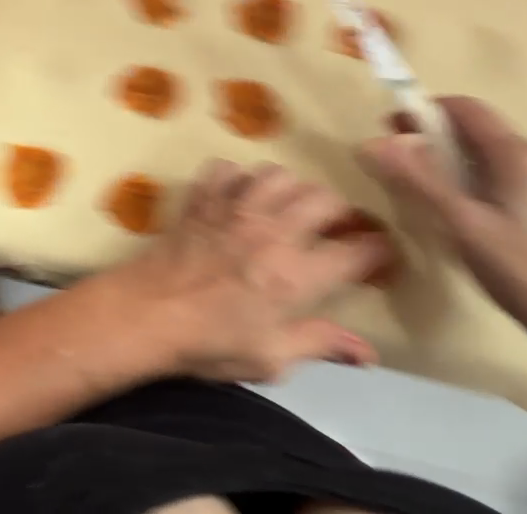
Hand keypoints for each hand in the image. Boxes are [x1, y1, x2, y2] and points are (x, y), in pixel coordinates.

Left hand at [98, 159, 394, 383]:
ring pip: (279, 174)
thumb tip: (367, 353)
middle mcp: (272, 230)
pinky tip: (239, 198)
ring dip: (292, 190)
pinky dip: (239, 178)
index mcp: (296, 274)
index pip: (357, 251)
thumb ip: (320, 344)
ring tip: (290, 210)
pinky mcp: (202, 198)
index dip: (378, 252)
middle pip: (324, 198)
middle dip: (340, 213)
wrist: (146, 313)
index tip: (381, 258)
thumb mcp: (271, 358)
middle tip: (336, 231)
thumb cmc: (209, 343)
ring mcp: (234, 207)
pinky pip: (227, 168)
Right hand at [361, 96, 526, 351]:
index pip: (465, 108)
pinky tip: (456, 213)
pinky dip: (470, 181)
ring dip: (449, 160)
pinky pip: (501, 178)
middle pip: (476, 129)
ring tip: (418, 187)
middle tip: (395, 160)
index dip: (423, 109)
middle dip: (432, 136)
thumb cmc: (524, 269)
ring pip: (488, 156)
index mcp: (517, 154)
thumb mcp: (462, 223)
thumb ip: (419, 179)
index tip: (389, 128)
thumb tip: (374, 140)